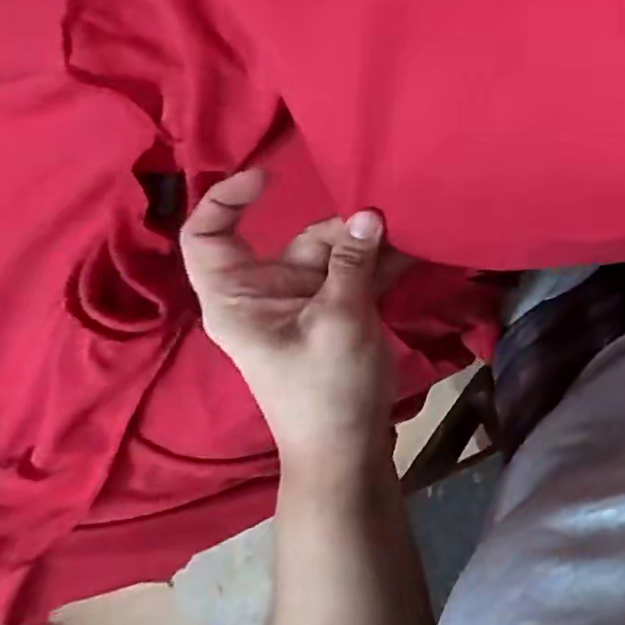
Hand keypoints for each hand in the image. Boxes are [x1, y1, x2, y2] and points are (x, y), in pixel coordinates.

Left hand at [179, 170, 407, 460]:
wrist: (348, 448)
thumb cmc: (324, 391)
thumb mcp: (338, 322)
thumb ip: (353, 264)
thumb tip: (370, 213)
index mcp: (238, 298)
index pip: (208, 236)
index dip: (226, 200)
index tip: (268, 177)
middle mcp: (268, 290)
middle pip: (296, 238)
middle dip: (341, 230)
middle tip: (385, 223)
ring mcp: (308, 298)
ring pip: (337, 251)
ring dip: (372, 242)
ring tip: (410, 230)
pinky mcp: (340, 306)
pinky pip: (360, 270)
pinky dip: (384, 260)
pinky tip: (417, 246)